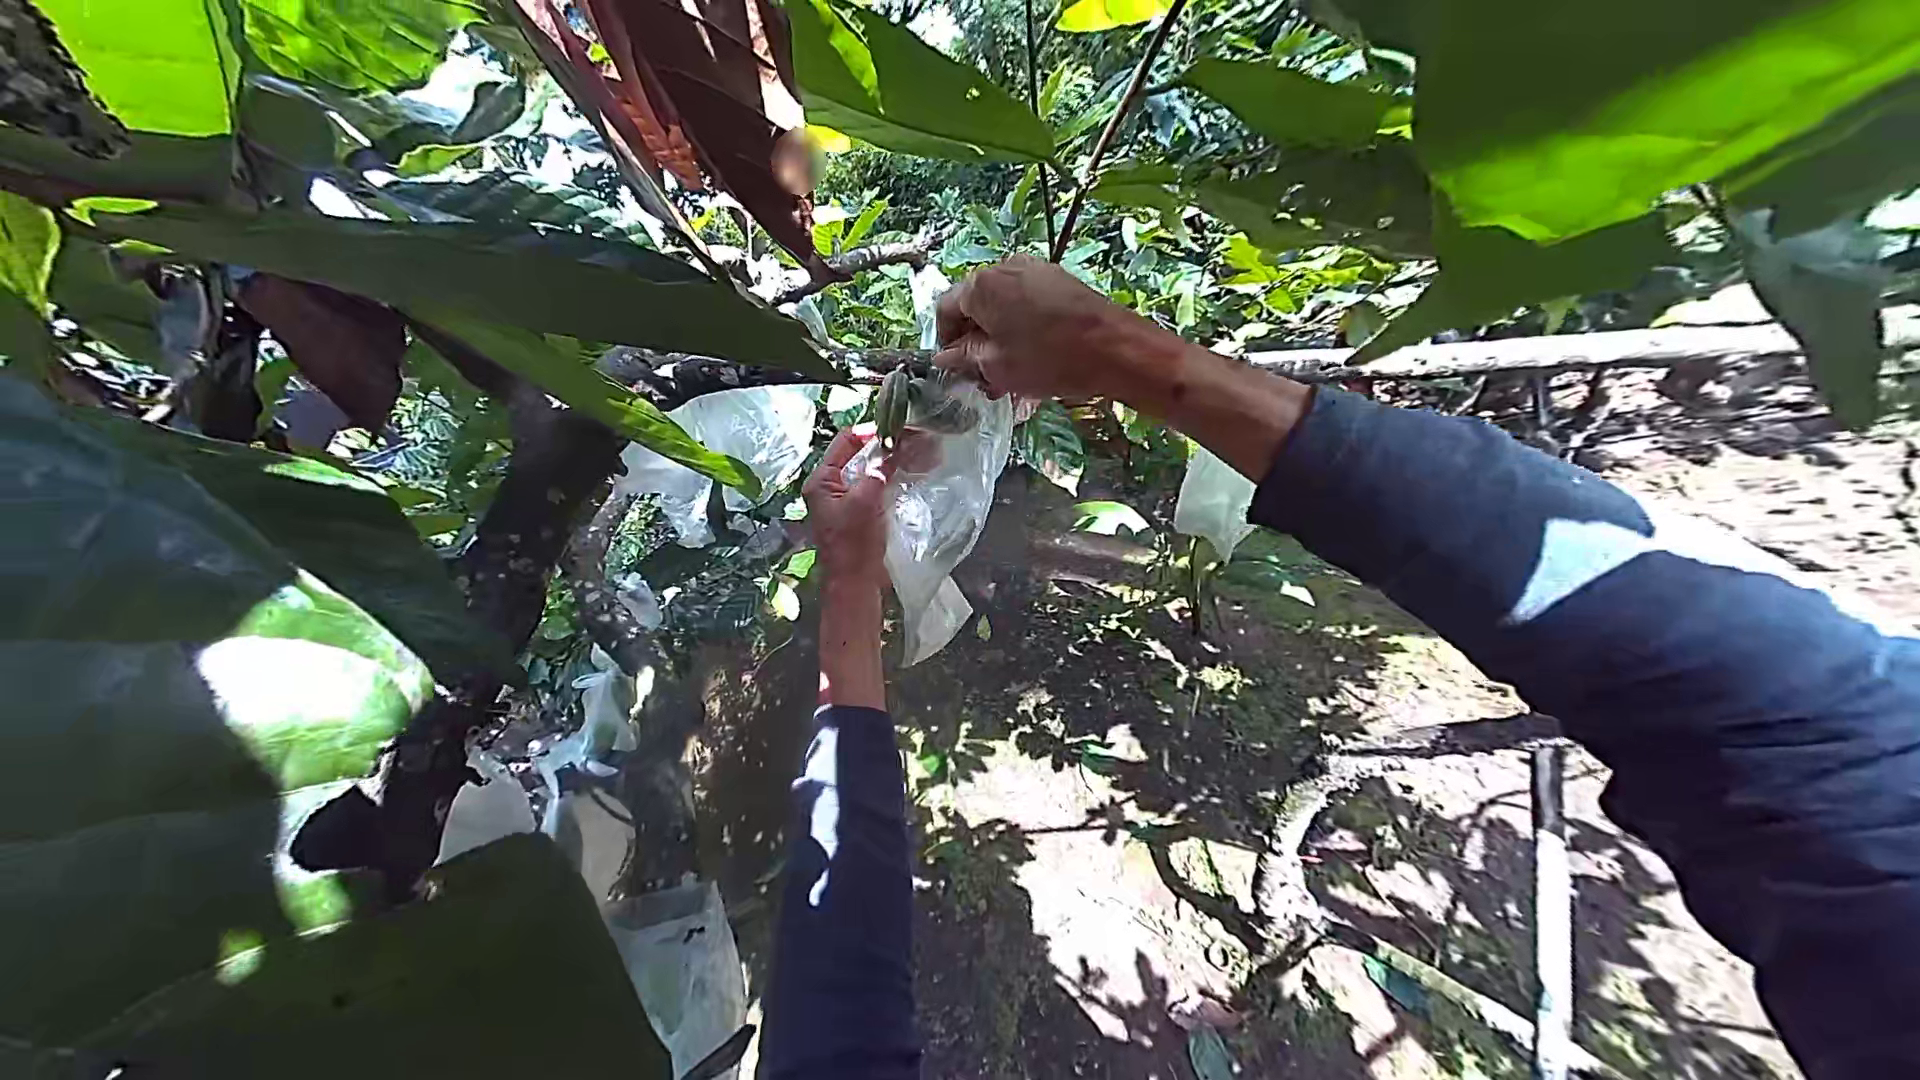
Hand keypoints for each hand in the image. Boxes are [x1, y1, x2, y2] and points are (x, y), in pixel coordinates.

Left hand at [803, 427, 894, 591]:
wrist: (855, 584)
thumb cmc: (854, 543)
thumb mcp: (865, 502)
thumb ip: (877, 473)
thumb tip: (893, 452)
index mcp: (821, 481)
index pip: (844, 443)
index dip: (868, 433)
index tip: (896, 430)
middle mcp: (829, 488)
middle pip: (857, 457)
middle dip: (882, 449)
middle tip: (910, 441)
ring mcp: (844, 501)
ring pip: (868, 473)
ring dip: (889, 464)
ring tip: (914, 454)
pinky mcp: (858, 514)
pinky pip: (874, 489)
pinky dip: (889, 481)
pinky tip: (908, 476)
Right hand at [931, 254, 1186, 401]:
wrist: (1114, 349)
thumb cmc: (1047, 359)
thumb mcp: (996, 366)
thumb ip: (964, 358)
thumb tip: (945, 357)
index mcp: (981, 285)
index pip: (945, 309)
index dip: (945, 342)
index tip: (956, 369)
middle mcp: (1005, 267)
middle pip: (975, 307)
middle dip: (975, 344)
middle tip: (985, 379)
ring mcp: (1035, 271)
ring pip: (1002, 309)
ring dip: (999, 341)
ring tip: (1010, 376)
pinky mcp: (1059, 281)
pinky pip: (1026, 306)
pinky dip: (1021, 331)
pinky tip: (1032, 359)